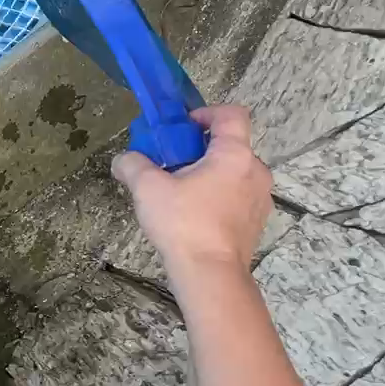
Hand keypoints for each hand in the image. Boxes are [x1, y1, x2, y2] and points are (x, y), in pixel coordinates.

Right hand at [112, 104, 272, 279]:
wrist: (210, 272)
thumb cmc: (183, 224)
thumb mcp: (147, 189)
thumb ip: (133, 166)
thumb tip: (123, 159)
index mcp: (233, 154)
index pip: (230, 115)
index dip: (206, 113)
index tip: (183, 126)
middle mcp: (255, 170)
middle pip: (230, 146)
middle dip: (200, 151)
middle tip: (171, 167)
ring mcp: (261, 197)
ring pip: (234, 173)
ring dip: (209, 176)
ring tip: (181, 197)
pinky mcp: (257, 221)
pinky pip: (237, 197)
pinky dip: (218, 198)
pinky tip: (195, 218)